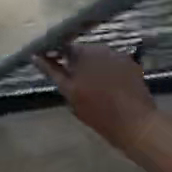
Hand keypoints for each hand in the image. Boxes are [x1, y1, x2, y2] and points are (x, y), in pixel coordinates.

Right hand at [33, 43, 154, 145]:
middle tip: (70, 80)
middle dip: (74, 61)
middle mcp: (101, 48)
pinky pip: (112, 62)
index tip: (45, 60)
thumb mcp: (70, 93)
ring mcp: (118, 55)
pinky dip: (106, 70)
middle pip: (81, 51)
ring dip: (90, 66)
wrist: (136, 124)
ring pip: (97, 56)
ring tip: (90, 84)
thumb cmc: (98, 112)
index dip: (53, 54)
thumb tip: (35, 56)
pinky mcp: (131, 64)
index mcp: (84, 53)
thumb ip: (52, 71)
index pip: (62, 46)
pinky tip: (107, 86)